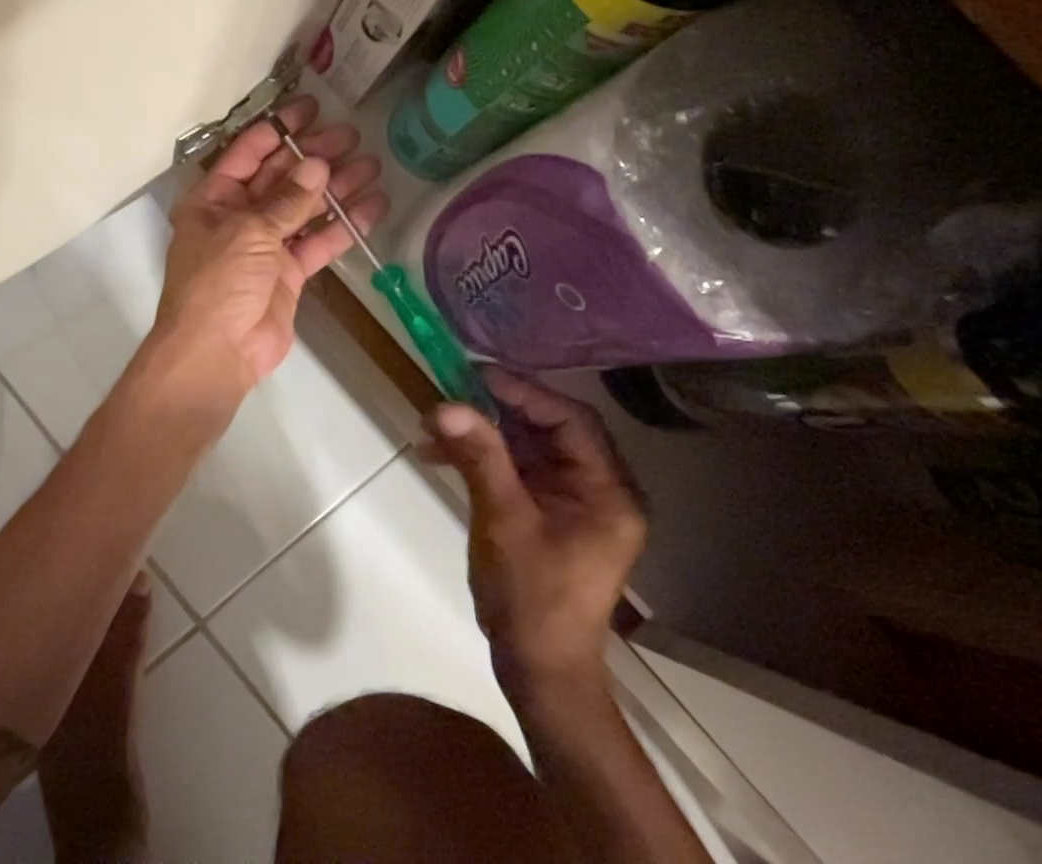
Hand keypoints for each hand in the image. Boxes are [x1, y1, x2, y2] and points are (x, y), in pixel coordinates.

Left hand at [149, 95, 388, 398]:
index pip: (246, 155)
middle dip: (314, 157)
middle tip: (353, 136)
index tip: (312, 108)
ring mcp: (263, 248)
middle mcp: (236, 219)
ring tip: (372, 165)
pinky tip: (373, 207)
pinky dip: (343, 227)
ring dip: (335, 188)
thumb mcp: (248, 232)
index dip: (278, 130)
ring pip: (303, 210)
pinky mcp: (287, 275)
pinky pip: (317, 243)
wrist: (217, 352)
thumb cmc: (218, 283)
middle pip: (279, 179)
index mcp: (211, 201)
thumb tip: (317, 165)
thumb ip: (286, 200)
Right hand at [423, 368, 645, 692]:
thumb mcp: (503, 521)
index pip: (571, 422)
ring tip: (432, 430)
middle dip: (496, 413)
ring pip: (528, 452)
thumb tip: (444, 405)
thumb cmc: (531, 595)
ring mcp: (572, 507)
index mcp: (608, 491)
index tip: (475, 376)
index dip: (524, 393)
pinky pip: (516, 477)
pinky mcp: (547, 520)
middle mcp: (598, 492)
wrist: (538, 666)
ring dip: (482, 438)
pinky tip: (441, 459)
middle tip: (448, 397)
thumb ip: (479, 458)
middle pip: (549, 433)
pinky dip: (482, 464)